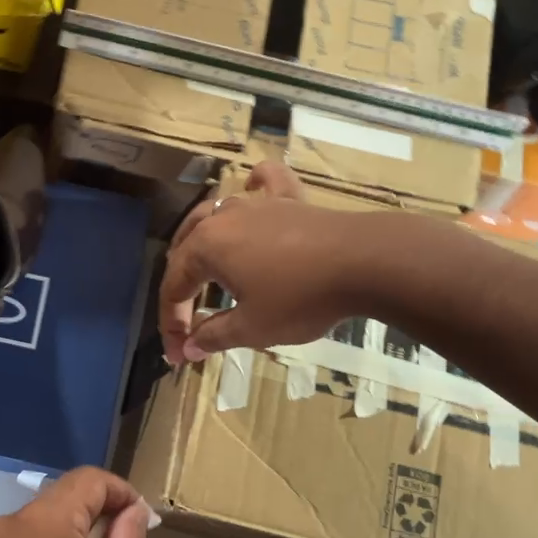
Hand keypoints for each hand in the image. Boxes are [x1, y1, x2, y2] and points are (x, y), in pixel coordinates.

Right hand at [159, 161, 401, 362]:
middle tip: (185, 317)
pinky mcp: (291, 201)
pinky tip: (250, 185)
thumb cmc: (301, 298)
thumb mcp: (252, 327)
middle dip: (179, 285)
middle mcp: (223, 219)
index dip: (171, 325)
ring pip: (214, 212)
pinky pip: (267, 182)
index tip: (178, 355)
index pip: (173, 289)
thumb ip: (214, 336)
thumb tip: (188, 347)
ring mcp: (257, 205)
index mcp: (205, 248)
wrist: (365, 262)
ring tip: (198, 260)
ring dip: (199, 238)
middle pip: (185, 249)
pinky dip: (255, 182)